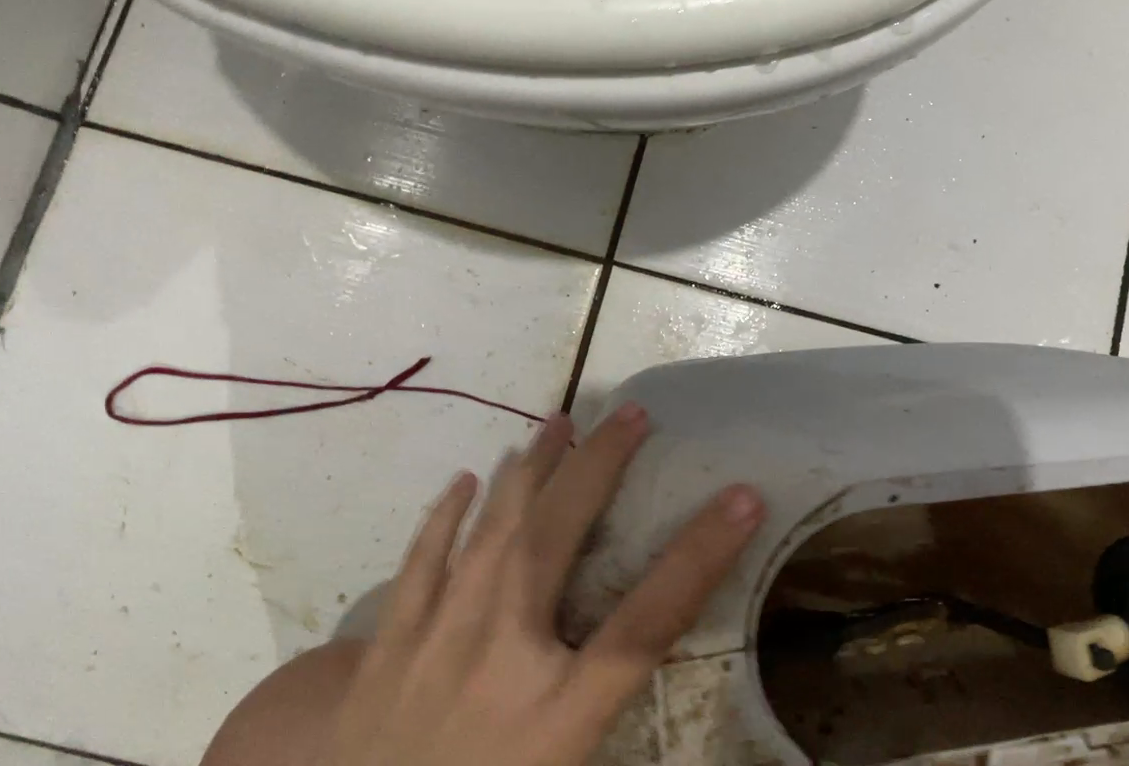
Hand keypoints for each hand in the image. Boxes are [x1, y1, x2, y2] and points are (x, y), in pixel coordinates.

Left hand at [328, 403, 763, 765]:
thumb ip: (601, 714)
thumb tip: (637, 660)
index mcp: (556, 714)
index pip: (646, 624)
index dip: (699, 556)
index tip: (743, 498)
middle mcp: (500, 656)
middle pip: (557, 540)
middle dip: (598, 468)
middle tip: (631, 414)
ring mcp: (436, 642)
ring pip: (490, 532)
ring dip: (529, 470)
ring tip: (558, 422)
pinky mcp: (385, 646)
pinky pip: (420, 562)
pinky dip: (445, 516)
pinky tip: (466, 479)